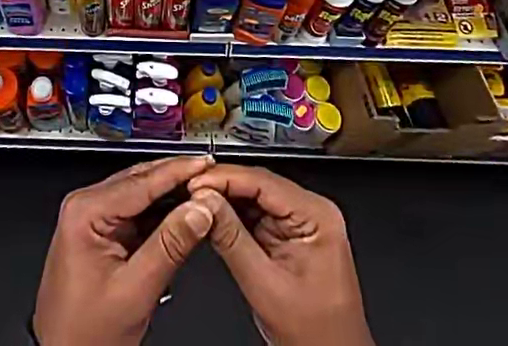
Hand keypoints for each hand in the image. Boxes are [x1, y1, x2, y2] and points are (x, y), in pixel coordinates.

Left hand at [33, 155, 216, 345]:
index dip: (179, 171)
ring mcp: (94, 219)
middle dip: (178, 179)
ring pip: (143, 196)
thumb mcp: (134, 291)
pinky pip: (139, 214)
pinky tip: (185, 213)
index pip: (142, 181)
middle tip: (212, 175)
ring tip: (204, 193)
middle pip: (142, 182)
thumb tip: (199, 210)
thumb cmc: (83, 334)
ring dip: (173, 195)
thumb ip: (170, 246)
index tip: (206, 164)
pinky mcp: (104, 233)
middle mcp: (86, 206)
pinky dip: (163, 213)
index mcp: (85, 211)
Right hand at [187, 165, 372, 345]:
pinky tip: (211, 218)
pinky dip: (232, 217)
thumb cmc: (317, 333)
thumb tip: (205, 204)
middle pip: (258, 185)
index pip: (263, 181)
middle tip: (189, 192)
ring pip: (254, 199)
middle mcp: (311, 211)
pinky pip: (255, 216)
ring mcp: (300, 223)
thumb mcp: (266, 286)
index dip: (225, 178)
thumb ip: (231, 240)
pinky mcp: (288, 235)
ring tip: (195, 203)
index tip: (196, 183)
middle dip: (222, 187)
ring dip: (224, 201)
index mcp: (316, 215)